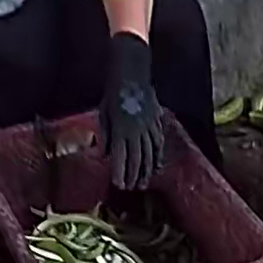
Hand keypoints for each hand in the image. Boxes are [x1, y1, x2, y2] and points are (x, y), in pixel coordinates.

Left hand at [99, 32, 165, 189]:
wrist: (132, 73)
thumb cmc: (113, 94)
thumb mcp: (104, 114)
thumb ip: (105, 136)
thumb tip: (106, 156)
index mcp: (120, 129)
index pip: (120, 157)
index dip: (120, 172)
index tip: (118, 185)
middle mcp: (135, 131)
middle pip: (136, 160)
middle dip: (133, 176)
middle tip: (130, 188)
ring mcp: (148, 127)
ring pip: (149, 155)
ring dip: (146, 172)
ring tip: (142, 184)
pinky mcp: (156, 123)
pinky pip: (158, 144)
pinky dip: (157, 158)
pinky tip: (156, 168)